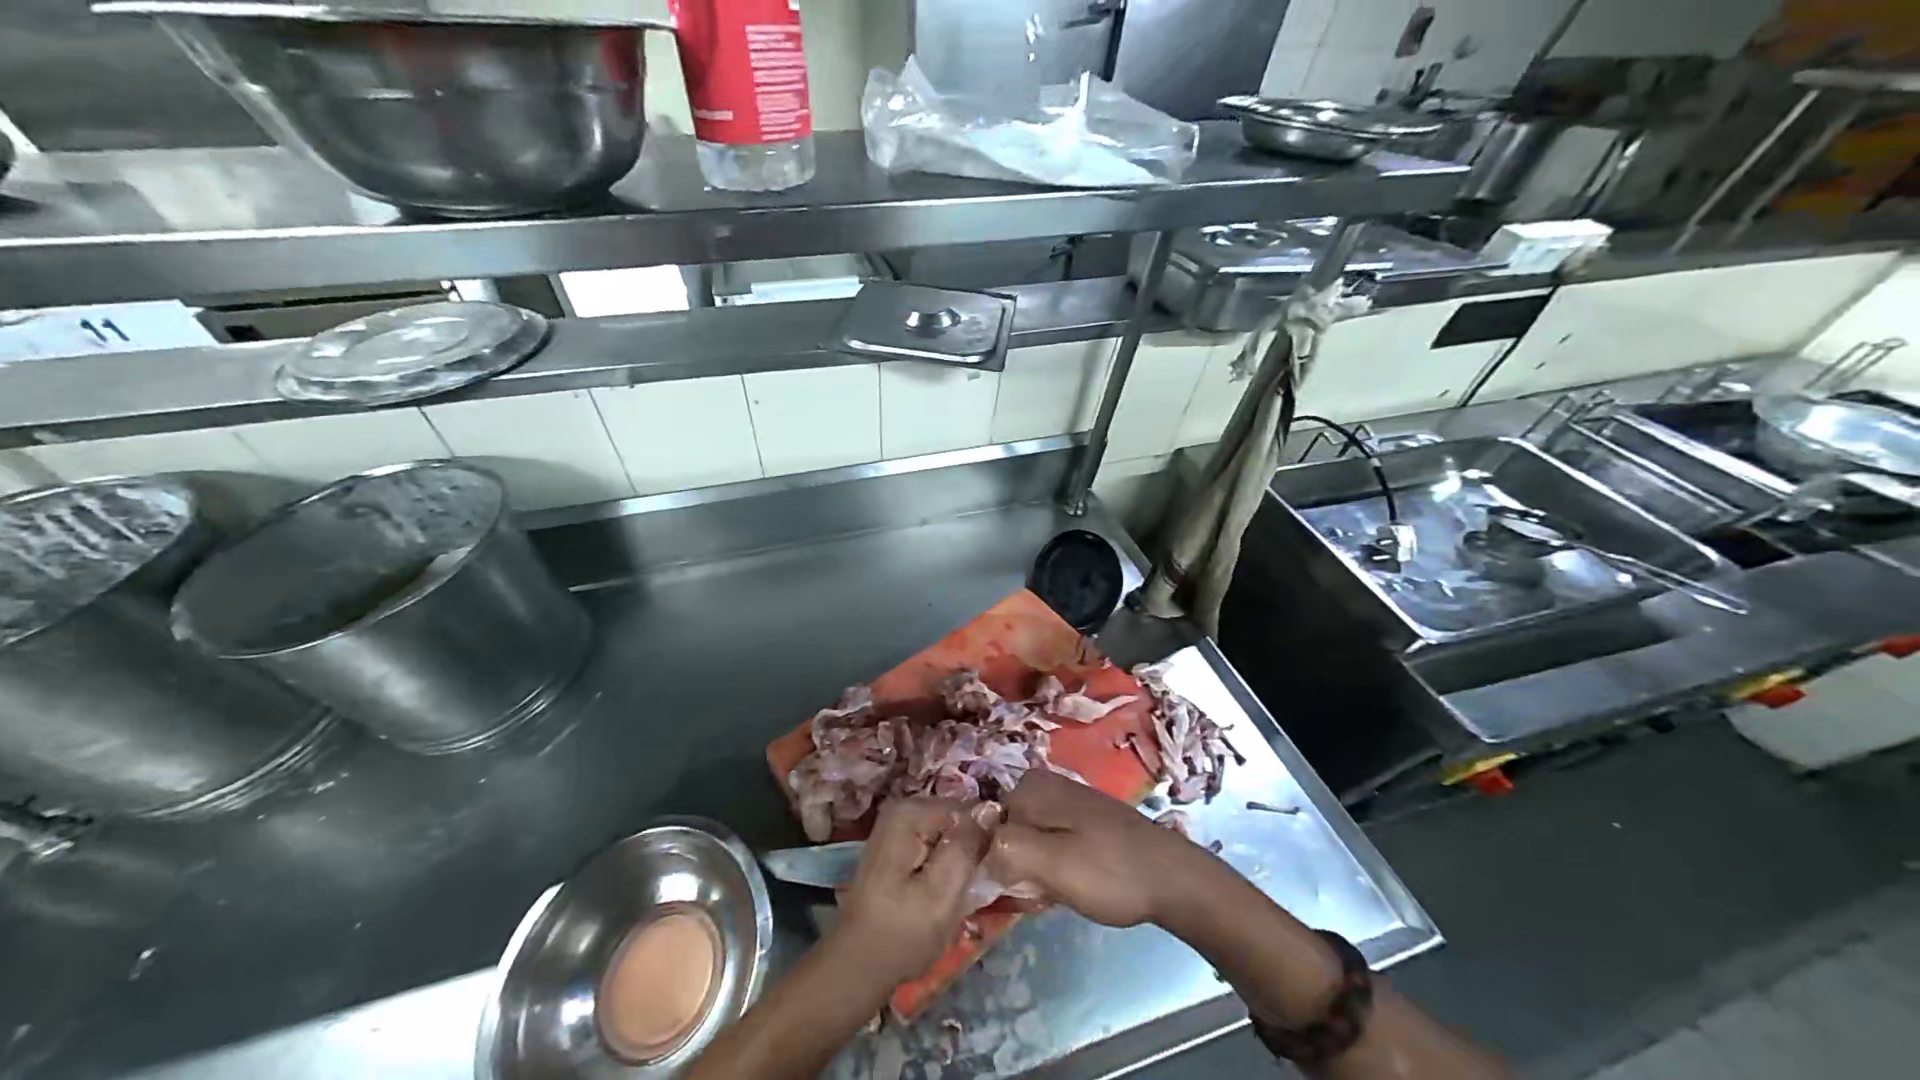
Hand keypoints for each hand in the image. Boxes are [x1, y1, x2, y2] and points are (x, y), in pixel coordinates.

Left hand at [831, 798, 988, 985]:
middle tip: (979, 886)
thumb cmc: (901, 934)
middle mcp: (903, 809)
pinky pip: (940, 846)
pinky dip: (950, 866)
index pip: (971, 809)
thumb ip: (966, 847)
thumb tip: (992, 809)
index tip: (995, 870)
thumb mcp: (941, 894)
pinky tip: (950, 891)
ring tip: (966, 891)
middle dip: (975, 849)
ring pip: (953, 835)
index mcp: (910, 812)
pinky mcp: (902, 846)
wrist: (859, 966)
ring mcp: (900, 826)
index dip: (988, 838)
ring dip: (965, 861)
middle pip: (960, 819)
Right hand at [985, 771, 1209, 927]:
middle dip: (1015, 866)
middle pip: (1004, 832)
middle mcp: (1041, 783)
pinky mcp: (1080, 817)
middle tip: (1041, 892)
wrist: (1174, 879)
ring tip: (1058, 892)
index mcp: (1030, 787)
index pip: (983, 826)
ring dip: (1033, 870)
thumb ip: (1008, 851)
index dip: (994, 862)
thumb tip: (976, 853)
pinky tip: (1071, 884)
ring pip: (1025, 841)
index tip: (1017, 888)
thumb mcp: (1054, 865)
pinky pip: (1046, 842)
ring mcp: (1063, 799)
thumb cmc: (1112, 873)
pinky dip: (1051, 865)